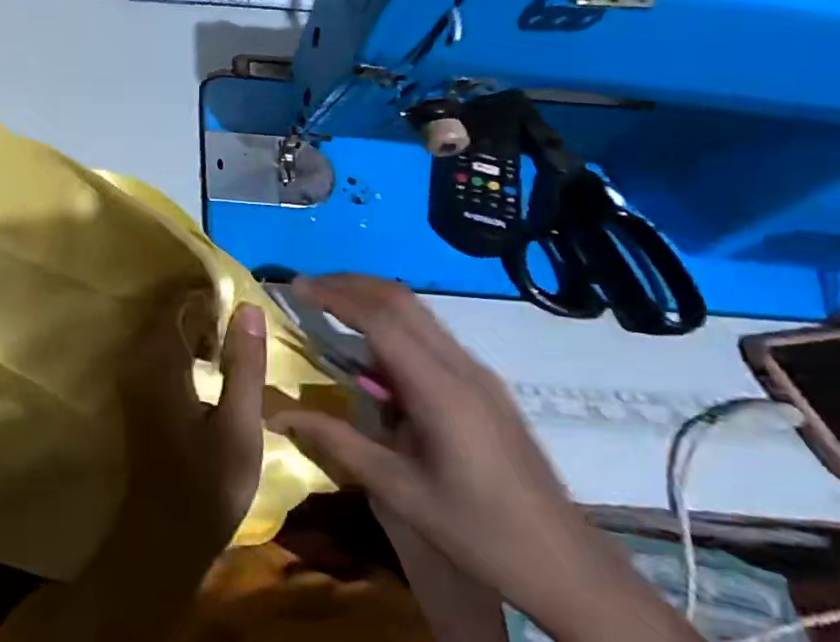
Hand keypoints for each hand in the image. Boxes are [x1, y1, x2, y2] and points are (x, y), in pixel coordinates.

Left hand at [0, 288, 266, 641]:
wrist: (164, 542)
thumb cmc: (208, 483)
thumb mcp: (239, 422)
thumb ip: (244, 363)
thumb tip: (248, 307)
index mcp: (161, 364)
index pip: (174, 304)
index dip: (205, 292)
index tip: (237, 295)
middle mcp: (140, 367)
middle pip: (167, 317)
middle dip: (203, 310)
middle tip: (241, 319)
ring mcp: (135, 385)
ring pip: (164, 337)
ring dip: (196, 331)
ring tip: (233, 341)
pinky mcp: (140, 402)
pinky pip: (161, 357)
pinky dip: (186, 351)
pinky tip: (214, 368)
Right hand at [268, 275, 696, 641]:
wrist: (559, 556)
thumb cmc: (475, 529)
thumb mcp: (399, 492)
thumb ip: (339, 444)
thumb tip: (281, 415)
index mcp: (439, 387)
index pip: (381, 317)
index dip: (336, 293)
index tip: (297, 285)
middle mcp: (460, 364)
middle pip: (401, 299)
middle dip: (351, 283)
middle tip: (307, 287)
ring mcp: (476, 369)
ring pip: (418, 313)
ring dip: (373, 299)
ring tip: (331, 308)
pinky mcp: (483, 382)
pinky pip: (431, 335)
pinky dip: (394, 324)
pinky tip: (372, 354)